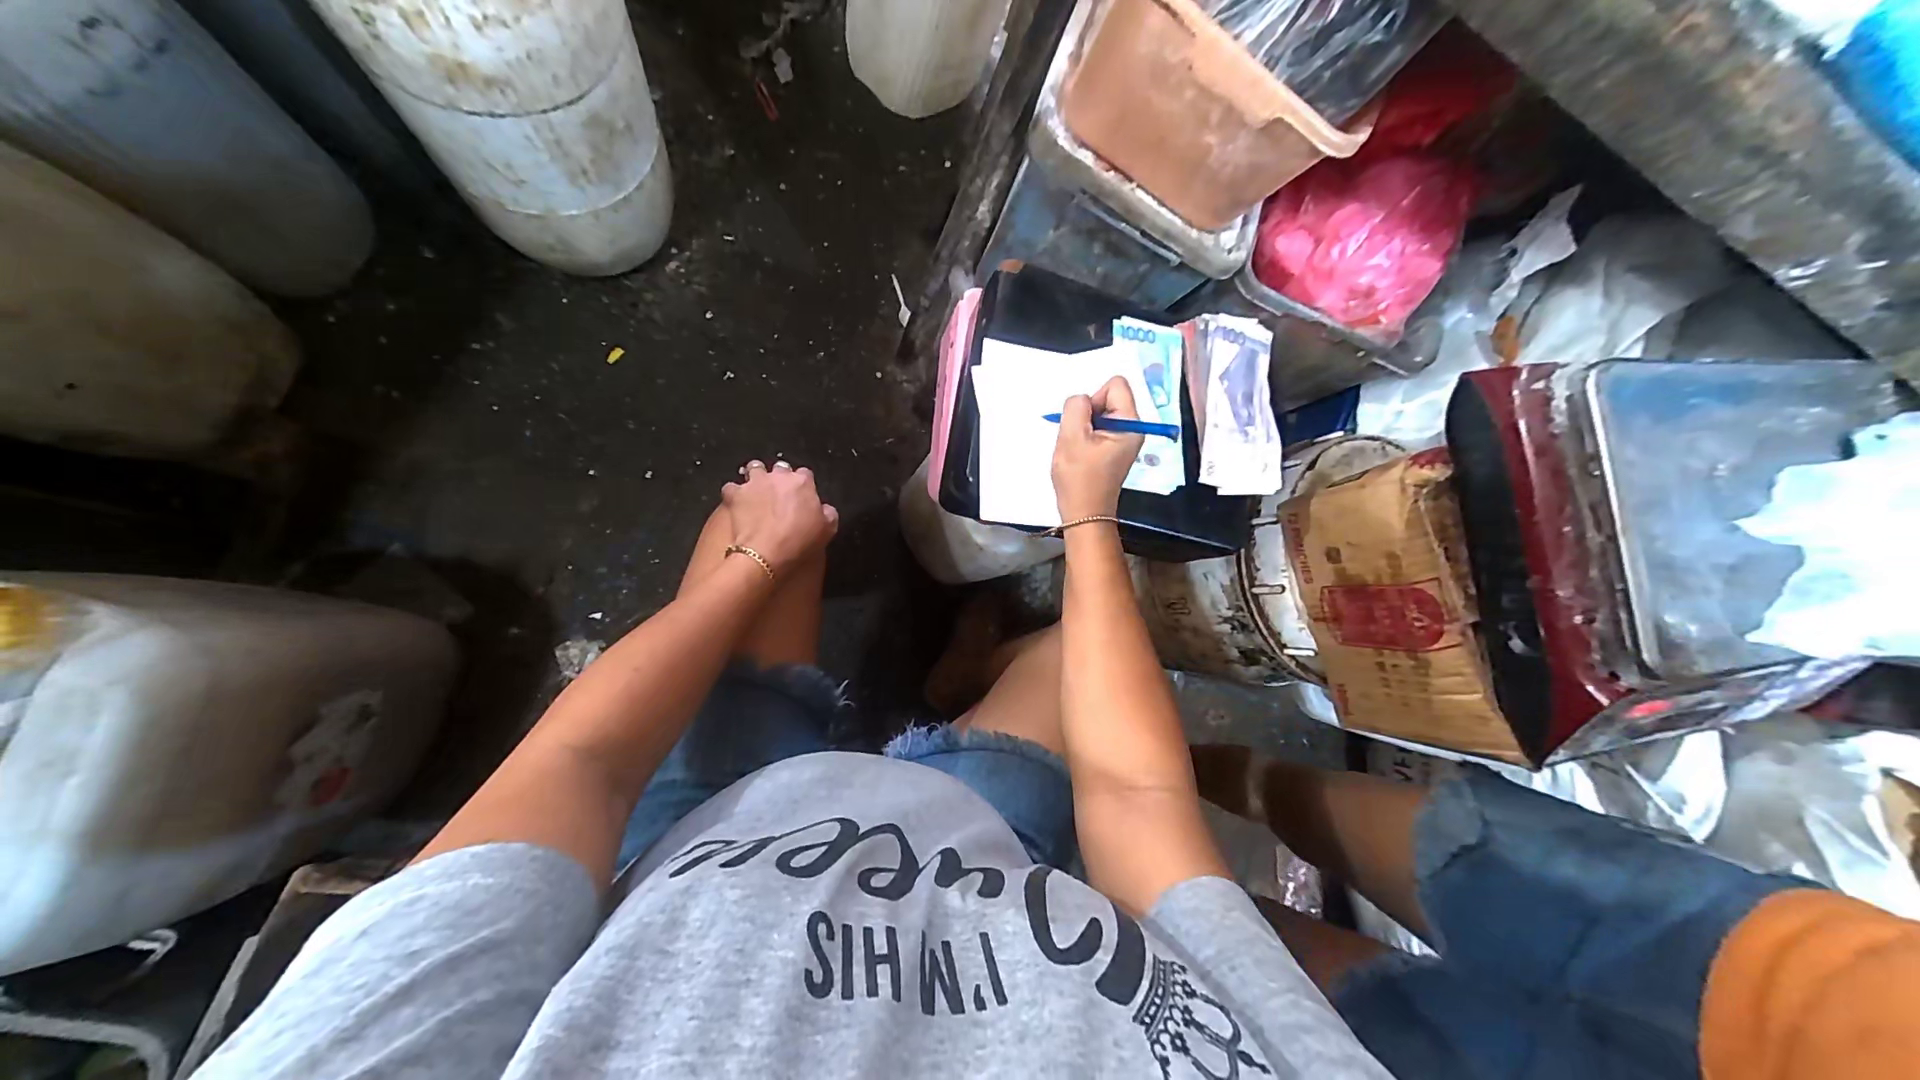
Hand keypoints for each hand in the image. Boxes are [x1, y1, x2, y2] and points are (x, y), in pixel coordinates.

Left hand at [723, 460, 838, 571]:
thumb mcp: (828, 529)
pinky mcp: (735, 494)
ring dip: (756, 477)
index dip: (803, 485)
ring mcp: (754, 483)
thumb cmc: (800, 541)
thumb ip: (828, 513)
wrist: (766, 553)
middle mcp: (778, 476)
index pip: (805, 474)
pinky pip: (731, 487)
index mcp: (802, 482)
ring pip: (754, 468)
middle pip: (779, 468)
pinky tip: (737, 503)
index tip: (801, 497)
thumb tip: (824, 509)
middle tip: (780, 496)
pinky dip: (734, 494)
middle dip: (779, 478)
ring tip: (757, 491)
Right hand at [1051, 376, 1144, 520]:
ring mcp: (1124, 440)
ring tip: (1077, 449)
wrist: (1084, 514)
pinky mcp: (1114, 450)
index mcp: (1131, 424)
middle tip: (1078, 438)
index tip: (1084, 423)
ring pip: (1100, 414)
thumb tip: (1081, 400)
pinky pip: (1098, 429)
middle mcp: (1133, 429)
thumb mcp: (1072, 436)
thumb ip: (1076, 407)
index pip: (1116, 385)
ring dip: (1084, 426)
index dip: (1094, 398)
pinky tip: (1079, 454)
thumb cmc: (1079, 478)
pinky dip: (1085, 437)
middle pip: (1108, 398)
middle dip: (1088, 413)